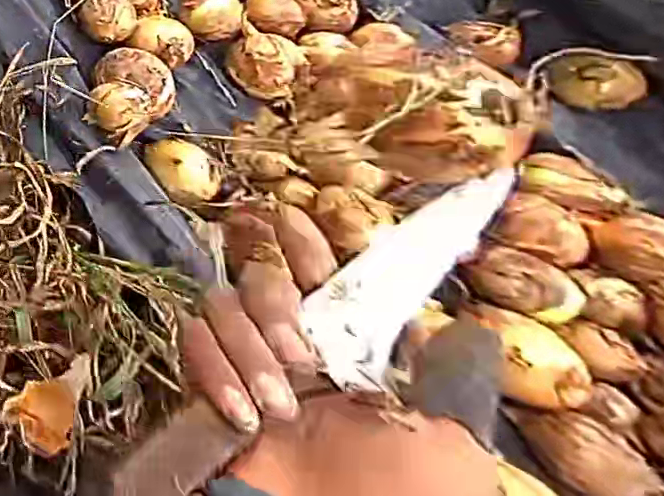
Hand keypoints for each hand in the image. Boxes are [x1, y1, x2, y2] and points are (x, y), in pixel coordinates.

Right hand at [188, 202, 498, 495]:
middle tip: (300, 356)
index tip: (291, 218)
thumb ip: (449, 379)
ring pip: (221, 304)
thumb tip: (469, 326)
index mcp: (351, 357)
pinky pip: (193, 338)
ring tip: (277, 407)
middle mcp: (293, 348)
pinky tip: (244, 414)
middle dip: (274, 306)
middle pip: (261, 278)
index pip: (325, 280)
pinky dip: (215, 369)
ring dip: (247, 349)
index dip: (307, 246)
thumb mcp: (449, 445)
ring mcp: (246, 362)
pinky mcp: (206, 377)